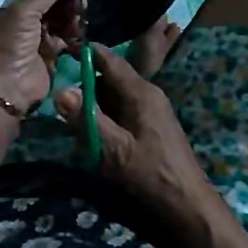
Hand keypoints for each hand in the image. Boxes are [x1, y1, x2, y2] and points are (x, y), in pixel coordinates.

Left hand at [0, 0, 75, 116]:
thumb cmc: (8, 46)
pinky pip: (66, 33)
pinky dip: (73, 30)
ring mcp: (34, 34)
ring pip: (60, 14)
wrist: (5, 93)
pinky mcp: (49, 51)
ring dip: (72, 12)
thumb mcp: (23, 11)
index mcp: (6, 3)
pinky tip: (78, 30)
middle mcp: (20, 16)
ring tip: (80, 14)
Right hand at [54, 43, 216, 222]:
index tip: (65, 48)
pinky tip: (97, 138)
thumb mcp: (114, 149)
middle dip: (87, 88)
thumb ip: (88, 120)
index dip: (88, 52)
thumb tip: (61, 91)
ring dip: (96, 107)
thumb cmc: (151, 173)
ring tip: (76, 125)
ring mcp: (152, 109)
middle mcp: (148, 94)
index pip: (111, 61)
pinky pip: (124, 111)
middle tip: (63, 103)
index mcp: (141, 92)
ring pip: (116, 97)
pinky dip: (108, 119)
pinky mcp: (152, 125)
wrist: (187, 200)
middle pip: (111, 80)